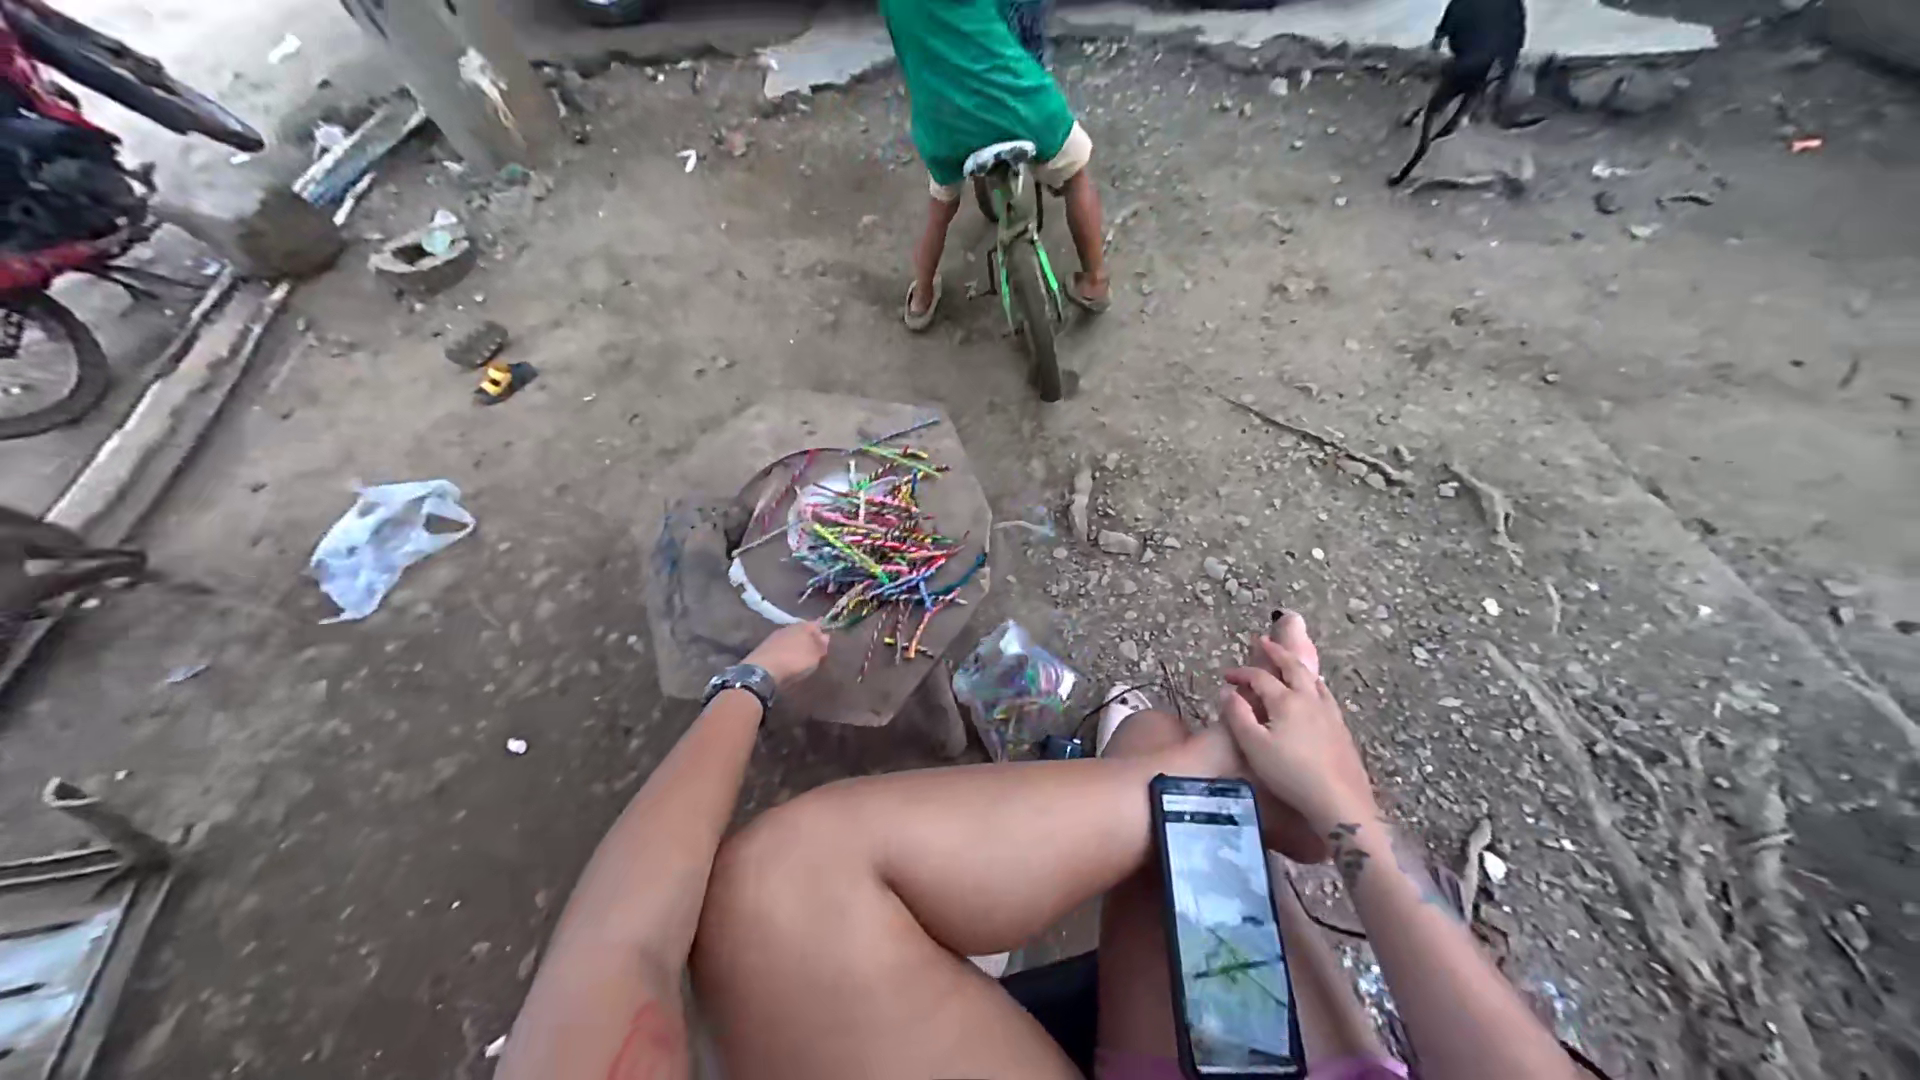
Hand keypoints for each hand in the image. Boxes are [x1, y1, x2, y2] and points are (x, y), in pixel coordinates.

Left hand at [743, 622, 830, 688]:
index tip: (824, 643)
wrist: (763, 669)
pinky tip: (786, 659)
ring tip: (799, 657)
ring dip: (795, 645)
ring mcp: (775, 636)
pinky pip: (780, 646)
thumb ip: (821, 645)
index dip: (820, 633)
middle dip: (807, 639)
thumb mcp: (815, 656)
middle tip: (813, 650)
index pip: (816, 625)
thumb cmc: (795, 661)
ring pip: (790, 638)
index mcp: (803, 626)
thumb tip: (825, 636)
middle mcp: (789, 627)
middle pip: (802, 630)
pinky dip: (785, 651)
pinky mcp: (765, 646)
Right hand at [1220, 619, 1378, 835]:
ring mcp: (1329, 713)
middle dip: (1276, 653)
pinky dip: (1313, 683)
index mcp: (1285, 701)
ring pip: (1313, 679)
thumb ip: (1238, 715)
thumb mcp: (1253, 745)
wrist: (1339, 802)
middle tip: (1264, 641)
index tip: (1226, 676)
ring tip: (1290, 662)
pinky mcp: (1341, 729)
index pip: (1260, 677)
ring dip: (1297, 665)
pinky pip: (1325, 694)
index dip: (1241, 673)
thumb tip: (1227, 691)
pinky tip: (1315, 693)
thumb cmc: (1290, 773)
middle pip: (1293, 667)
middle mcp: (1309, 699)